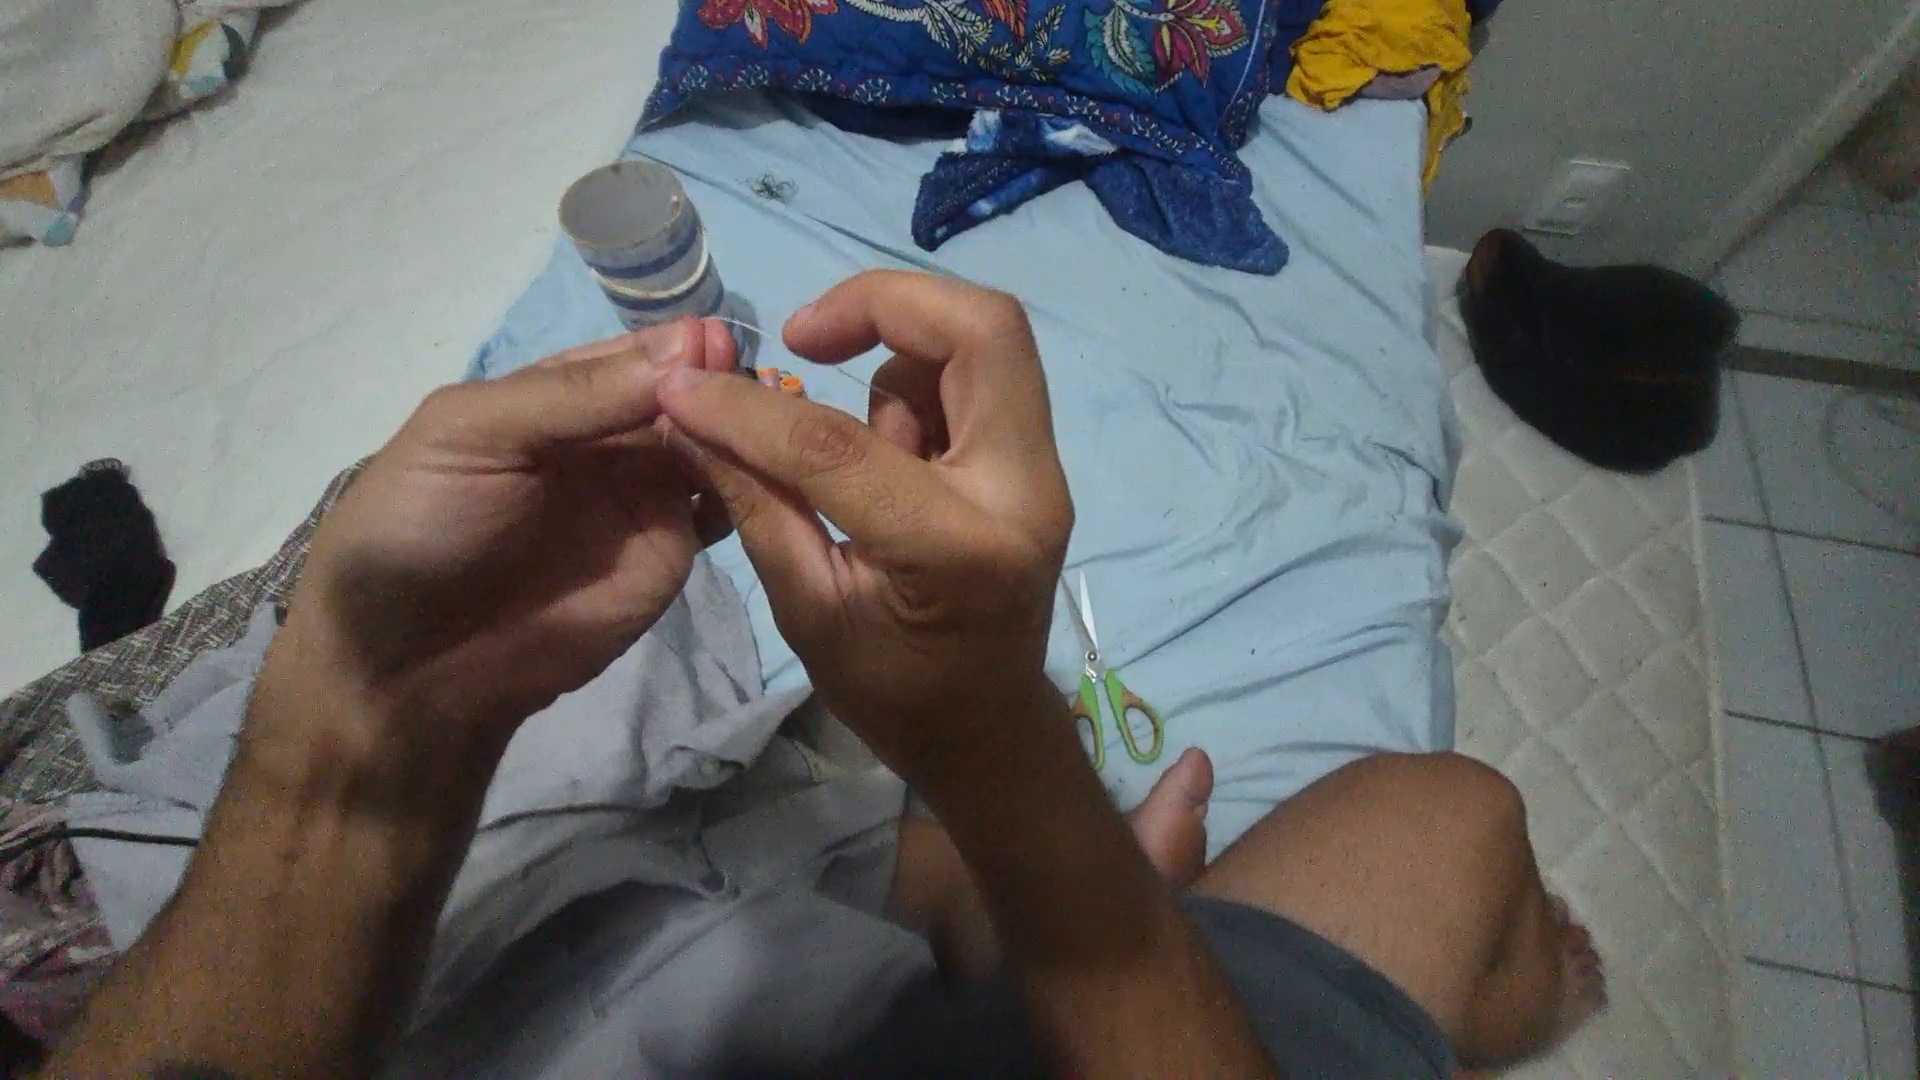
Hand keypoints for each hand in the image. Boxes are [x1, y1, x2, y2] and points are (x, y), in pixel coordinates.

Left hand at [254, 319, 738, 763]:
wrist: (423, 663)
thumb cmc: (424, 527)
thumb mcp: (473, 434)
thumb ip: (576, 395)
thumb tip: (689, 347)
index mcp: (560, 400)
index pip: (633, 360)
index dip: (676, 349)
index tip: (720, 339)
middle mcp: (614, 441)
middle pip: (684, 402)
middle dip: (720, 388)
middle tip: (759, 384)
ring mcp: (650, 495)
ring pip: (713, 451)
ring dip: (743, 435)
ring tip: (774, 427)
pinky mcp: (676, 548)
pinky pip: (724, 508)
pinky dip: (750, 489)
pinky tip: (769, 478)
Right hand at [657, 272, 1072, 790]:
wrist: (987, 725)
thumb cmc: (895, 691)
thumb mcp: (809, 609)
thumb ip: (756, 502)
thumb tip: (690, 411)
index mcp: (958, 550)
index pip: (843, 448)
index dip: (750, 410)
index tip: (685, 386)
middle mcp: (1023, 491)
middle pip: (984, 329)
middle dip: (884, 303)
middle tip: (808, 334)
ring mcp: (1042, 474)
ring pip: (987, 343)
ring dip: (902, 358)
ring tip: (869, 443)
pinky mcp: (1037, 466)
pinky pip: (981, 379)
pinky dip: (922, 389)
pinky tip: (901, 456)